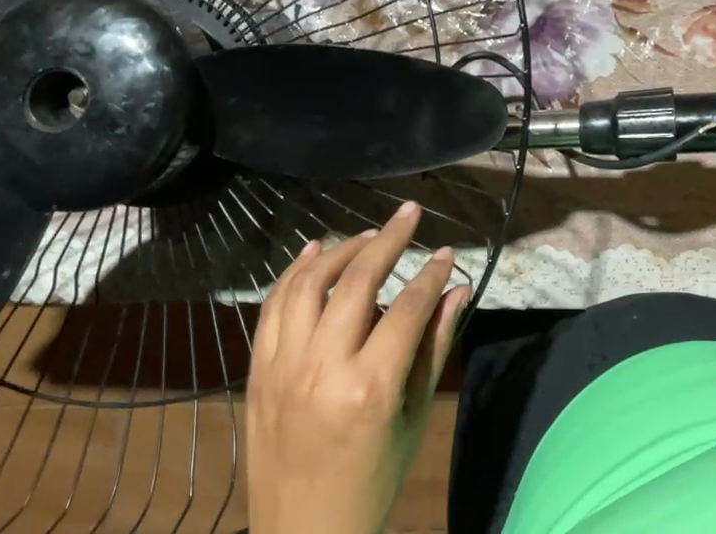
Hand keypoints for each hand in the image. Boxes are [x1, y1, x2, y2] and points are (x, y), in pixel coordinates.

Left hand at [245, 201, 470, 533]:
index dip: (431, 274)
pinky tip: (313, 251)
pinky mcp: (257, 372)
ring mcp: (282, 368)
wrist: (302, 533)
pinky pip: (272, 308)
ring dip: (340, 250)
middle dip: (388, 240)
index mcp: (369, 388)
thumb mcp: (414, 416)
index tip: (446, 252)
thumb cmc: (372, 480)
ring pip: (307, 286)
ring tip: (368, 235)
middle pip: (355, 283)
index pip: (406, 308)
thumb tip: (458, 290)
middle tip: (409, 214)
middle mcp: (321, 369)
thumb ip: (434, 346)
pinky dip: (293, 273)